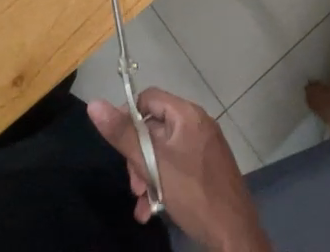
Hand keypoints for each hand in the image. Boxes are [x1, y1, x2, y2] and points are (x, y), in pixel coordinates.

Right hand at [88, 89, 270, 251]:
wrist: (234, 232)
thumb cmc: (192, 192)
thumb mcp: (152, 163)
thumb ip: (123, 134)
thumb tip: (94, 104)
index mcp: (187, 115)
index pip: (149, 98)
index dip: (128, 116)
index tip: (117, 143)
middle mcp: (197, 125)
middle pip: (154, 128)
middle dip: (137, 157)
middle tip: (133, 184)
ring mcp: (203, 148)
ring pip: (163, 152)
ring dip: (147, 176)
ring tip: (141, 203)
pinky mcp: (206, 169)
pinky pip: (176, 167)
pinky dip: (162, 184)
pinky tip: (152, 209)